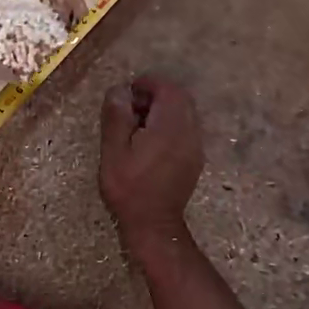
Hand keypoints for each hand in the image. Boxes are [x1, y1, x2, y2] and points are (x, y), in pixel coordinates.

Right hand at [99, 76, 203, 235]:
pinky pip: (187, 128)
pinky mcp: (194, 158)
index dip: (147, 84)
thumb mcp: (113, 151)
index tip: (127, 92)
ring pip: (185, 112)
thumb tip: (119, 90)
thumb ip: (117, 117)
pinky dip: (170, 123)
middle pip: (180, 98)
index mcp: (170, 127)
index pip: (168, 89)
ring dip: (163, 109)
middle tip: (131, 107)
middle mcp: (189, 132)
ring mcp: (195, 146)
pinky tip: (150, 141)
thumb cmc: (129, 188)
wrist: (153, 224)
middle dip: (156, 94)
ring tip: (138, 124)